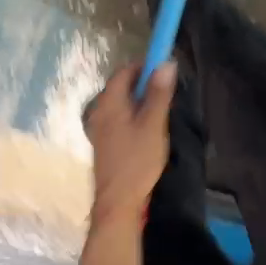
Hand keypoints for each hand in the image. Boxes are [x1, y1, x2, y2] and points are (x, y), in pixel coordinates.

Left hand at [83, 62, 177, 226]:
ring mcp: (99, 127)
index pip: (124, 71)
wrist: (117, 201)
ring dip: (140, 101)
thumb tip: (166, 63)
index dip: (144, 66)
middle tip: (166, 95)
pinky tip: (147, 130)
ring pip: (121, 103)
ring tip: (160, 114)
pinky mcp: (103, 141)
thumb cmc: (137, 162)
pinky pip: (118, 117)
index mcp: (109, 103)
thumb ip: (159, 94)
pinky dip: (133, 115)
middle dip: (144, 84)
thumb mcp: (153, 125)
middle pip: (121, 86)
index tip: (164, 71)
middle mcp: (99, 111)